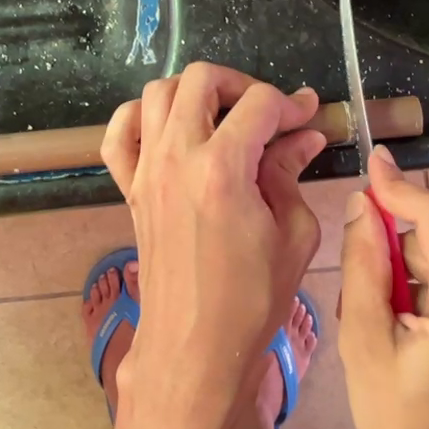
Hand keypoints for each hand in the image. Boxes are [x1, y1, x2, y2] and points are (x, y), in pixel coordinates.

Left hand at [98, 63, 325, 428]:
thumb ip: (290, 173)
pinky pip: (120, 133)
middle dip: (241, 84)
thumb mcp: (292, 235)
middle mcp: (176, 157)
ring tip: (222, 117)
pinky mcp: (129, 188)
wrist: (194, 349)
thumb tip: (303, 136)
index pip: (259, 103)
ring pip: (157, 93)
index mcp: (222, 169)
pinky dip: (140, 117)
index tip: (308, 117)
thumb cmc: (252, 301)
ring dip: (193, 93)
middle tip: (266, 114)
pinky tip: (168, 130)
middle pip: (200, 79)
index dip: (291, 104)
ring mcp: (146, 170)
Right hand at [339, 147, 428, 428]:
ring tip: (376, 331)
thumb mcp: (364, 344)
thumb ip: (364, 267)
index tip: (369, 161)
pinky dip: (416, 297)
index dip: (400, 187)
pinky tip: (399, 339)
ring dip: (399, 279)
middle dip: (389, 253)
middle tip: (356, 300)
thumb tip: (363, 204)